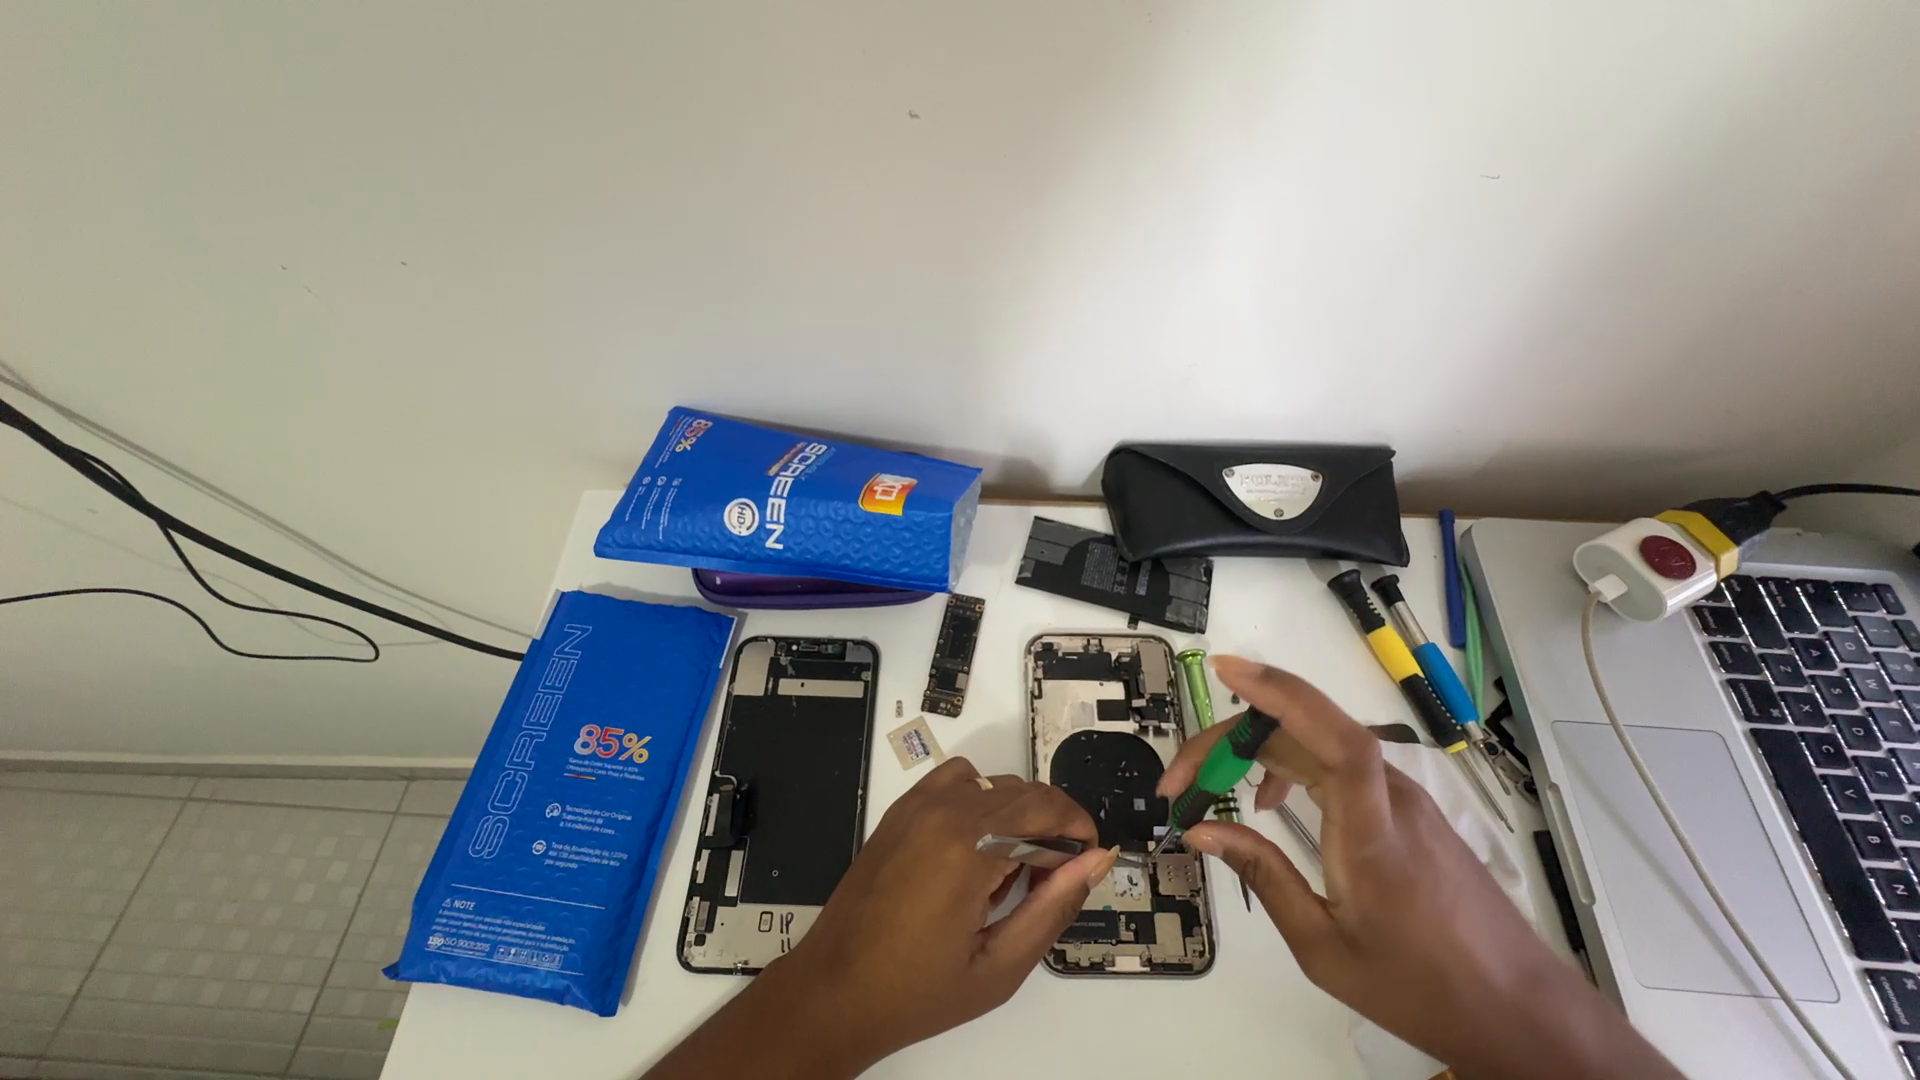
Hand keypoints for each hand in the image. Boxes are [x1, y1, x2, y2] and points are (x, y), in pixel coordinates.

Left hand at [646, 757, 1113, 1079]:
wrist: (834, 992)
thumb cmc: (917, 990)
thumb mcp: (1000, 965)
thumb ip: (1054, 906)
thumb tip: (1095, 860)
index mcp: (968, 847)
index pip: (1045, 809)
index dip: (1078, 830)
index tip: (1088, 860)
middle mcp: (941, 810)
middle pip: (1021, 791)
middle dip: (1051, 826)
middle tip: (1051, 879)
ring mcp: (914, 806)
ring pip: (990, 781)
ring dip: (1015, 811)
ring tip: (1011, 867)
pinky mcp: (898, 812)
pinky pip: (954, 781)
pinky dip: (977, 799)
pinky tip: (974, 848)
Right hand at [1159, 656, 1681, 1079]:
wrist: (1519, 1010)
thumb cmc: (1420, 987)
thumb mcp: (1323, 946)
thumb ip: (1262, 876)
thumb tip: (1201, 829)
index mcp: (1372, 832)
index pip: (1332, 738)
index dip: (1281, 692)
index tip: (1227, 668)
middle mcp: (1391, 798)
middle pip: (1305, 733)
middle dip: (1232, 741)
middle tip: (1180, 781)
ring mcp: (1403, 798)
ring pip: (1318, 745)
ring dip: (1258, 752)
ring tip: (1210, 789)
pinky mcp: (1407, 808)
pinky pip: (1339, 765)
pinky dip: (1291, 767)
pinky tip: (1268, 802)